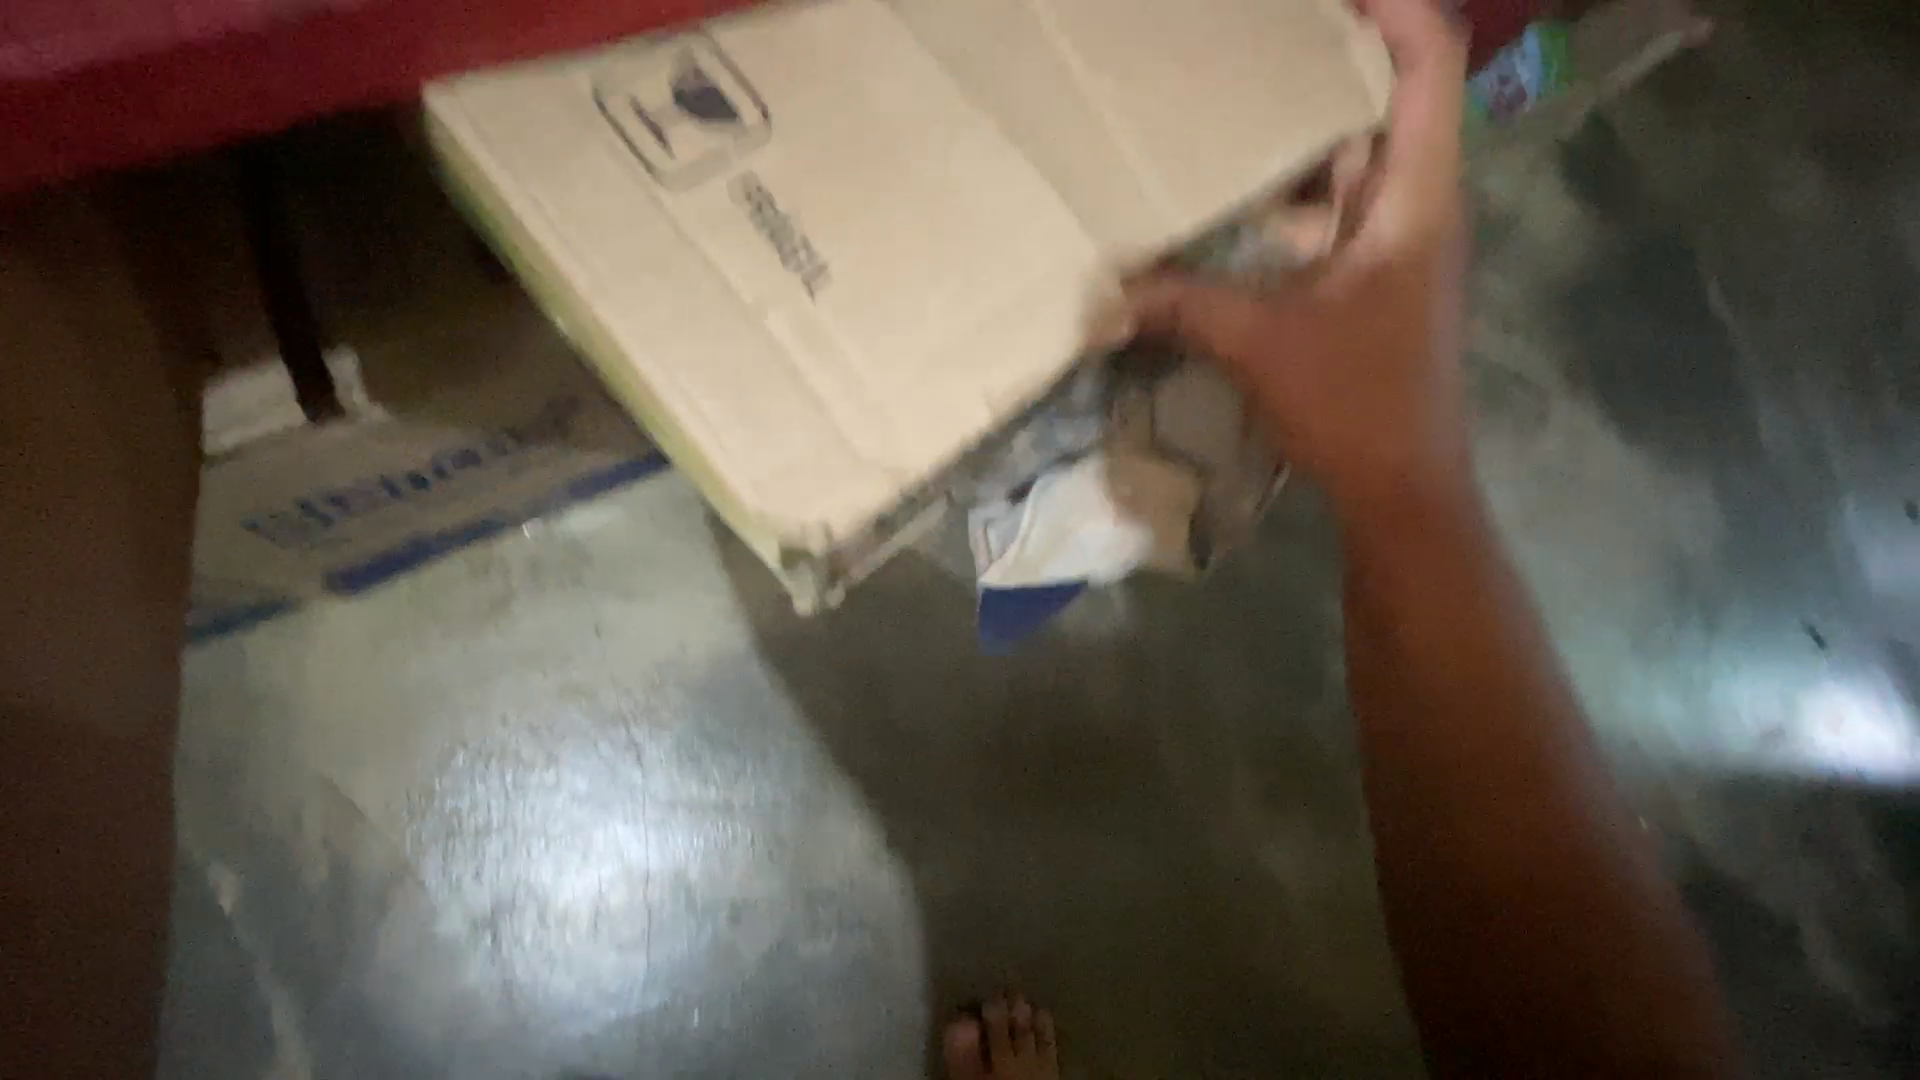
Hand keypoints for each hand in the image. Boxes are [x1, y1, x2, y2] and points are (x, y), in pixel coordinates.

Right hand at [1127, 0, 1470, 520]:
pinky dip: (1288, 200)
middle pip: (1386, 103)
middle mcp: (1415, 207)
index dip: (1385, 9)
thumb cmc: (1353, 403)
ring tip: (1233, 111)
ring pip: (1353, 164)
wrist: (1400, 482)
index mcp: (1414, 198)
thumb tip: (1109, 299)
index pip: (1426, 64)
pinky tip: (1235, 206)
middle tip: (1253, 48)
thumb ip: (1184, 308)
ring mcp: (1393, 247)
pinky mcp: (1369, 283)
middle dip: (1323, 66)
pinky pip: (1330, 216)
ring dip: (1300, 138)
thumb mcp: (1260, 344)